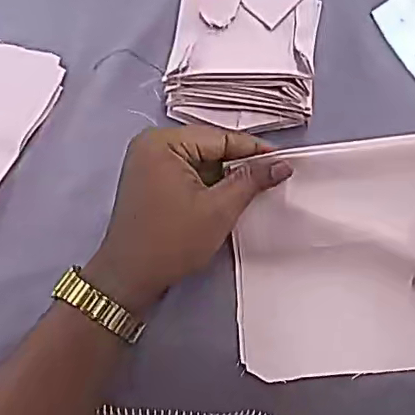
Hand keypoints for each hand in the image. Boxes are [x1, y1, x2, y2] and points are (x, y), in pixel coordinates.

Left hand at [84, 126, 291, 310]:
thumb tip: (281, 165)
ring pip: (200, 163)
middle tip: (273, 178)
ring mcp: (147, 164)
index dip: (254, 150)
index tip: (284, 161)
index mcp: (162, 142)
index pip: (219, 138)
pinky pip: (187, 175)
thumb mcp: (219, 209)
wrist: (130, 277)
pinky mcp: (149, 183)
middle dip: (240, 165)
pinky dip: (208, 186)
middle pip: (209, 148)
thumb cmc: (172, 242)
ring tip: (255, 191)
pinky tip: (228, 200)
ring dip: (225, 178)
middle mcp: (151, 145)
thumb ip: (251, 181)